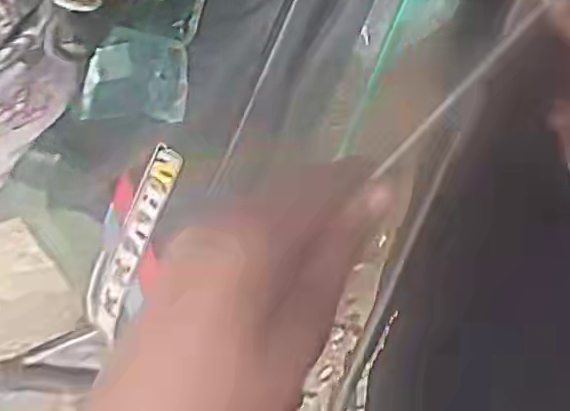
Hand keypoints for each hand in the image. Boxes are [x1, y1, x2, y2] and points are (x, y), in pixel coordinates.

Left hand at [91, 164, 390, 410]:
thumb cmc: (230, 396)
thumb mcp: (299, 333)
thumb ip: (340, 255)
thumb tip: (380, 194)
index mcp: (249, 231)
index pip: (323, 180)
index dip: (362, 180)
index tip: (390, 187)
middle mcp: (216, 219)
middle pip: (293, 190)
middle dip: (331, 204)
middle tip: (364, 232)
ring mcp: (191, 239)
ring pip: (268, 208)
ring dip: (302, 222)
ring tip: (327, 258)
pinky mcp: (178, 261)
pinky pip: (241, 227)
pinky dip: (271, 237)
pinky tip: (283, 272)